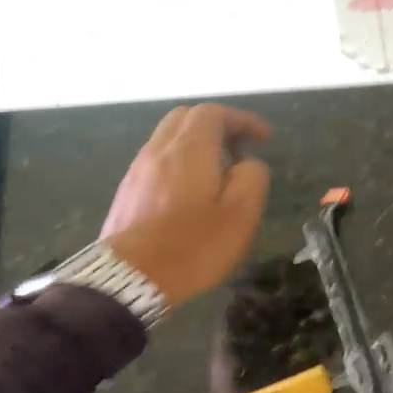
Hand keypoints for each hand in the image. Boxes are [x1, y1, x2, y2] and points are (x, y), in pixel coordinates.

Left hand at [100, 104, 272, 306]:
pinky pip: (158, 159)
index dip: (242, 119)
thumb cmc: (193, 245)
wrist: (129, 277)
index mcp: (189, 151)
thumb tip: (249, 164)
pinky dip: (182, 161)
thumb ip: (252, 178)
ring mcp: (139, 170)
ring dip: (198, 144)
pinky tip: (194, 190)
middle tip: (241, 148)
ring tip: (221, 171)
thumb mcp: (240, 214)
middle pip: (185, 118)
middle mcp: (159, 151)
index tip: (264, 137)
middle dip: (217, 125)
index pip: (213, 114)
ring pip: (169, 138)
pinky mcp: (129, 191)